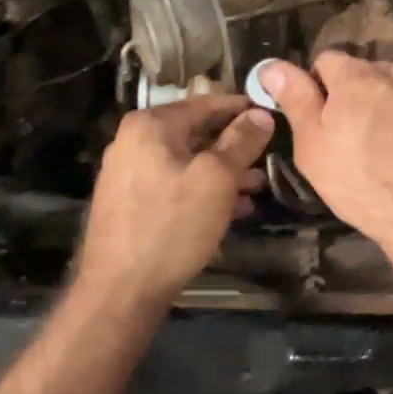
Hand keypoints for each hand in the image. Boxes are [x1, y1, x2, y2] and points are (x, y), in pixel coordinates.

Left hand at [77, 95, 273, 300]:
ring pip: (186, 161)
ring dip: (223, 171)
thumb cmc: (172, 225)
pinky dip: (202, 189)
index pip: (205, 103)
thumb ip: (241, 142)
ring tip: (258, 185)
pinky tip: (232, 208)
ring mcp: (128, 173)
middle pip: (195, 132)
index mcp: (150, 125)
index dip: (241, 108)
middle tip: (269, 155)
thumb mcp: (216, 179)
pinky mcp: (130, 202)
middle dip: (234, 145)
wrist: (121, 290)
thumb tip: (261, 113)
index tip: (271, 113)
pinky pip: (173, 183)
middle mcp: (133, 141)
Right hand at [257, 53, 392, 254]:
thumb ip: (295, 100)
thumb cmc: (365, 184)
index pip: (327, 61)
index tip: (322, 121)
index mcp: (358, 76)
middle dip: (361, 97)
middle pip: (369, 74)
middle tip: (358, 141)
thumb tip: (271, 65)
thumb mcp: (314, 148)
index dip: (320, 88)